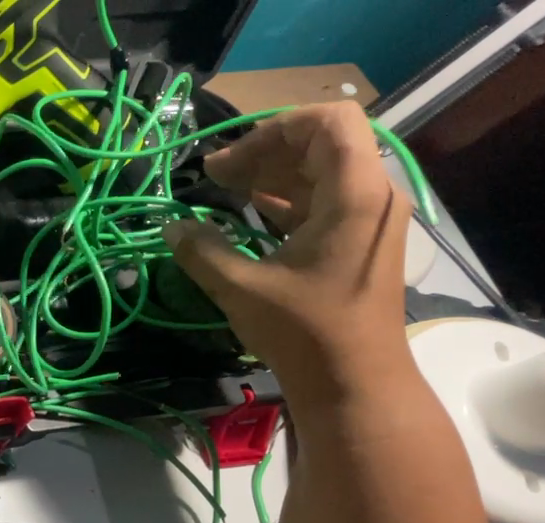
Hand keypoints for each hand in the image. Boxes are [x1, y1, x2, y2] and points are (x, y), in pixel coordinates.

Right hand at [163, 103, 413, 405]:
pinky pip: (323, 199)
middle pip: (322, 143)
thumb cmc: (302, 330)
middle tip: (213, 176)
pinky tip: (249, 212)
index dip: (273, 129)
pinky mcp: (358, 240)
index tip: (226, 161)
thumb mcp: (242, 289)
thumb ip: (203, 252)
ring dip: (272, 174)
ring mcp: (369, 217)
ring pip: (322, 171)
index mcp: (353, 194)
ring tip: (223, 190)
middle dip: (264, 152)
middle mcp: (371, 194)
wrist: (351, 377)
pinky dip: (285, 198)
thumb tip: (172, 228)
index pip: (328, 122)